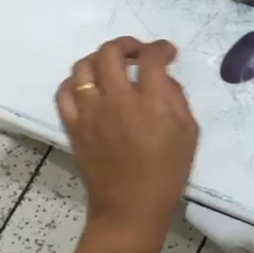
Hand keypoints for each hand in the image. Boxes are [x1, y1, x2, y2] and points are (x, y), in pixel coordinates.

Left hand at [55, 37, 199, 245]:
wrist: (130, 207)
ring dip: (99, 59)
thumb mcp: (189, 132)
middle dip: (127, 44)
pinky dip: (76, 81)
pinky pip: (64, 92)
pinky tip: (89, 87)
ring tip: (112, 67)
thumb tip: (162, 79)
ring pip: (83, 67)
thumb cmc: (167, 172)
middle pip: (111, 53)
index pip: (151, 57)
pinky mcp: (74, 126)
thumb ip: (176, 98)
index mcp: (151, 102)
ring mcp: (90, 112)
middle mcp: (117, 100)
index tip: (167, 53)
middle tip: (138, 53)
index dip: (161, 48)